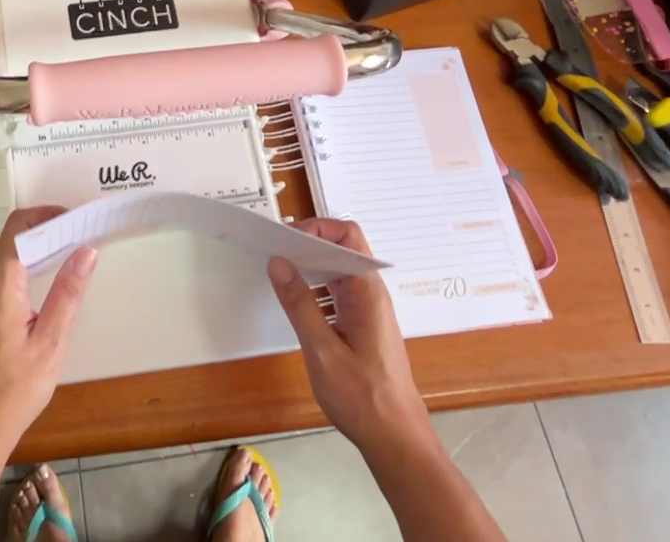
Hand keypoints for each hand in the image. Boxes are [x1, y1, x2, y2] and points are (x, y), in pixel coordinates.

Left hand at [0, 207, 96, 454]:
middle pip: (14, 237)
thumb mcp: (50, 342)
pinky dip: (33, 266)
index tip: (79, 217)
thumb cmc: (13, 390)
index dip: (47, 213)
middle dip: (48, 226)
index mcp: (1, 284)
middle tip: (84, 230)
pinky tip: (54, 280)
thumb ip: (68, 293)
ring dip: (41, 246)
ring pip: (11, 257)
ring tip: (75, 249)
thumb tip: (86, 251)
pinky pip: (9, 275)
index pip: (20, 227)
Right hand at [267, 218, 426, 452]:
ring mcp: (367, 310)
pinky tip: (294, 301)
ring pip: (338, 271)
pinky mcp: (361, 325)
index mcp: (367, 292)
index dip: (316, 228)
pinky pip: (337, 292)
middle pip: (341, 249)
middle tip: (273, 252)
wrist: (396, 440)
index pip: (347, 236)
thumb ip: (299, 304)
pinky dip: (314, 288)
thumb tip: (278, 262)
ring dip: (309, 266)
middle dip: (307, 244)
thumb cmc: (363, 397)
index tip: (284, 239)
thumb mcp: (322, 350)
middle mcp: (370, 294)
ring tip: (278, 272)